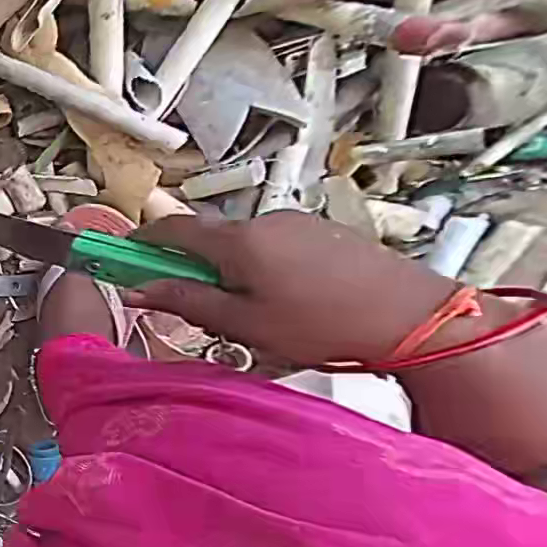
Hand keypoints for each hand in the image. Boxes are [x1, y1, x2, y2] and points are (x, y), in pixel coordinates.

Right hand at [125, 211, 461, 365]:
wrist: (422, 319)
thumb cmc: (321, 326)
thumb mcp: (242, 322)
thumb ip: (185, 300)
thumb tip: (136, 290)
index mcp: (238, 241)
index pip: (172, 229)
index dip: (142, 240)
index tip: (124, 255)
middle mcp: (264, 220)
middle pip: (207, 237)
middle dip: (189, 263)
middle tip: (192, 302)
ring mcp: (298, 222)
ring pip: (241, 242)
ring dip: (227, 266)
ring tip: (247, 309)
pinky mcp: (324, 231)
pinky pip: (272, 243)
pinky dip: (258, 263)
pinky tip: (282, 298)